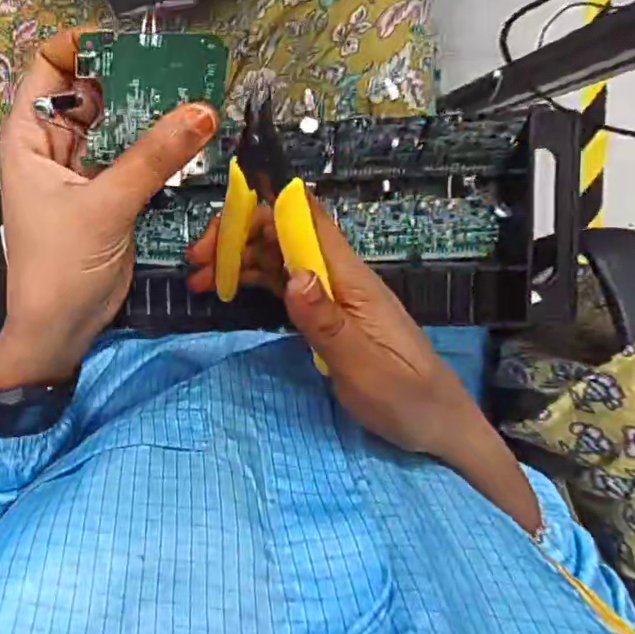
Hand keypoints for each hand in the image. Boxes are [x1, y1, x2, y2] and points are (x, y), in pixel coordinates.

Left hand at [0, 28, 218, 388]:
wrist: (61, 328)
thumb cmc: (59, 268)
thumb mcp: (104, 206)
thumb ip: (153, 157)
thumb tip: (202, 110)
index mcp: (29, 136)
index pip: (49, 65)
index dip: (86, 45)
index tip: (135, 41)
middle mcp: (52, 144)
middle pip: (90, 89)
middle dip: (130, 75)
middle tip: (181, 64)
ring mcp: (82, 167)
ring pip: (115, 121)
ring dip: (148, 109)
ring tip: (193, 90)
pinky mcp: (107, 190)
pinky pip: (132, 153)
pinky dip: (155, 143)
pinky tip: (187, 131)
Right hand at [184, 198, 540, 533]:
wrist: (437, 425)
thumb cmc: (407, 399)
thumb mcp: (365, 367)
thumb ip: (327, 322)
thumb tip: (295, 275)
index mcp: (351, 279)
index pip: (308, 222)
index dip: (265, 208)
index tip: (222, 224)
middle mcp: (338, 277)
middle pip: (283, 233)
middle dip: (237, 235)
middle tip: (197, 261)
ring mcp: (329, 293)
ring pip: (275, 256)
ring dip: (236, 258)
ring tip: (198, 278)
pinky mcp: (322, 311)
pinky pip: (280, 282)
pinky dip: (249, 279)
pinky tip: (225, 289)